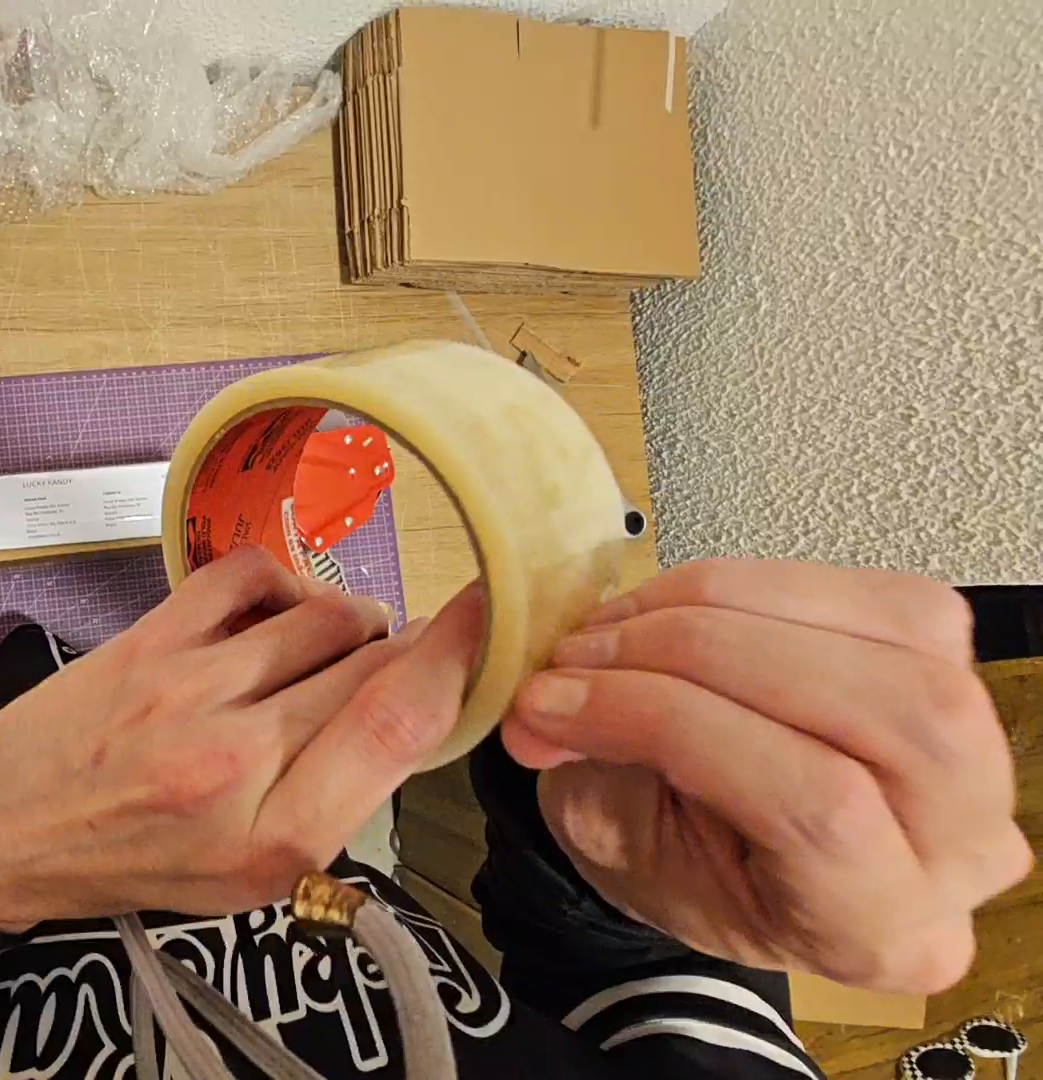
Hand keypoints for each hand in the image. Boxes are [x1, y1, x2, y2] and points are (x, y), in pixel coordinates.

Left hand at [0, 547, 484, 931]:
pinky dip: (280, 580)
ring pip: (316, 614)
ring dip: (345, 616)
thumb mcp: (243, 880)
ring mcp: (188, 686)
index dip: (457, 662)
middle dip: (403, 646)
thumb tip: (391, 715)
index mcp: (276, 836)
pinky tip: (274, 608)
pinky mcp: (148, 640)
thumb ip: (327, 803)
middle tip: (404, 645)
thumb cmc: (122, 858)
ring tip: (335, 634)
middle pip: (367, 663)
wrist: (4, 828)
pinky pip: (244, 575)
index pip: (399, 726)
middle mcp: (238, 756)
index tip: (484, 628)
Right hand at [503, 559, 1031, 992]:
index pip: (816, 805)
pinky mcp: (951, 673)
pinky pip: (881, 594)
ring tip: (613, 628)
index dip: (662, 721)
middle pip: (889, 708)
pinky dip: (749, 583)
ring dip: (716, 605)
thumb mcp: (599, 832)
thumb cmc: (658, 852)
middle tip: (578, 653)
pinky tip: (670, 607)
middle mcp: (960, 846)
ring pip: (902, 637)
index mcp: (870, 926)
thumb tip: (536, 703)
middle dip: (693, 649)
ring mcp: (978, 756)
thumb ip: (580, 764)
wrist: (700, 842)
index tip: (547, 700)